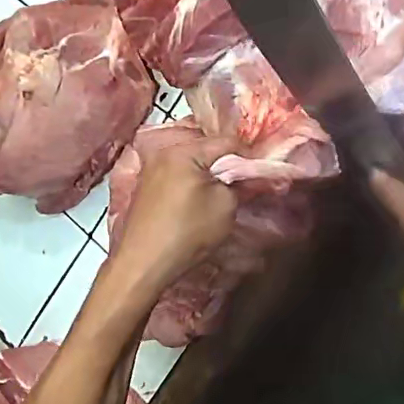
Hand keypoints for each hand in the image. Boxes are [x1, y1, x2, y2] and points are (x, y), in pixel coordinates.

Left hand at [113, 136, 240, 289]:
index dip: (248, 156)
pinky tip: (198, 202)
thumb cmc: (187, 231)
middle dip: (226, 165)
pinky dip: (191, 183)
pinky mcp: (146, 186)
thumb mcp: (225, 206)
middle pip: (206, 150)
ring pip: (191, 163)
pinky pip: (176, 176)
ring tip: (222, 195)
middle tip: (243, 185)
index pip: (227, 142)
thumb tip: (249, 176)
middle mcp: (164, 153)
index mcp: (183, 151)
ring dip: (208, 175)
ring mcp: (151, 169)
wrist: (143, 262)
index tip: (260, 174)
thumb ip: (240, 184)